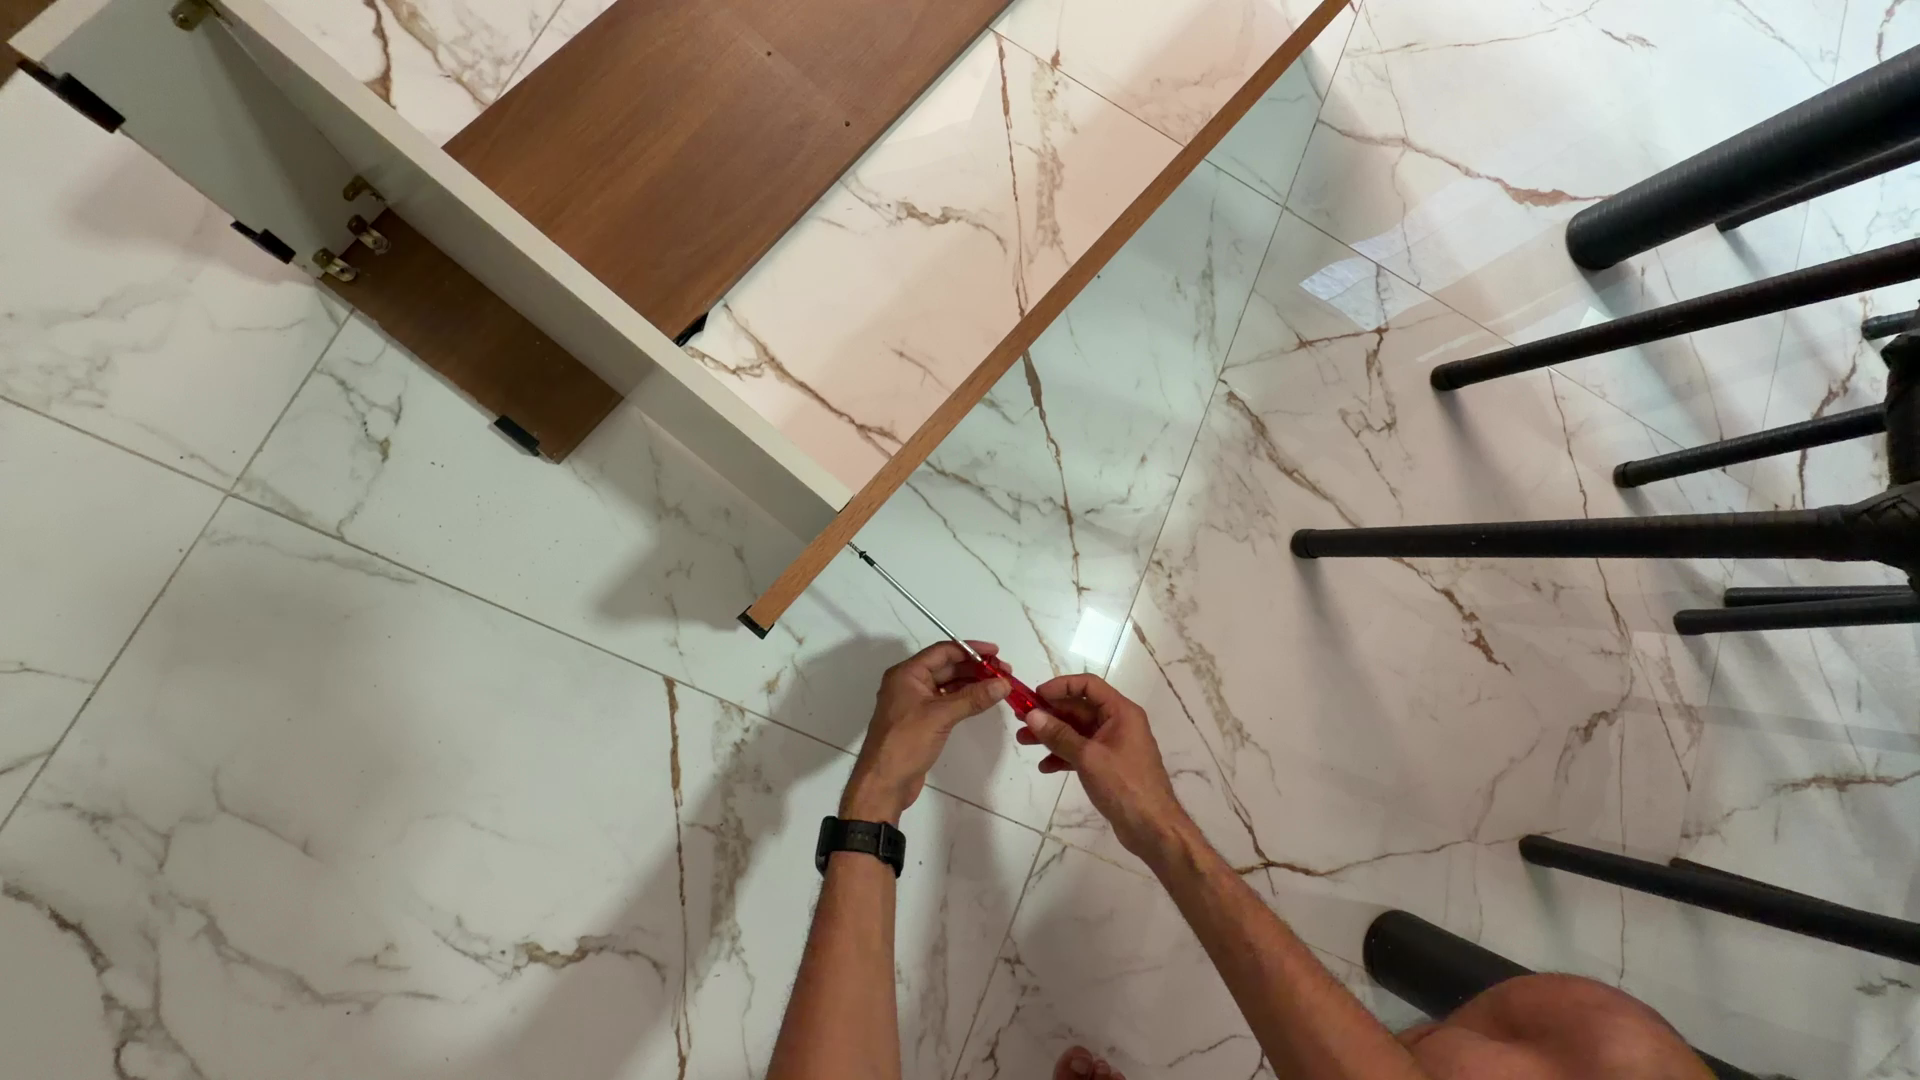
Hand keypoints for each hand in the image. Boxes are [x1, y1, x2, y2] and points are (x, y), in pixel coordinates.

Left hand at [841, 641, 1010, 823]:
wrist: (884, 783)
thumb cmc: (906, 742)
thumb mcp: (941, 716)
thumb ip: (973, 698)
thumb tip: (1003, 684)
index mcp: (907, 673)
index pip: (943, 652)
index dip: (971, 649)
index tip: (996, 652)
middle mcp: (910, 683)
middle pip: (947, 667)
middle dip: (975, 668)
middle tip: (1004, 673)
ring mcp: (915, 702)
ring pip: (948, 685)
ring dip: (972, 684)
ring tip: (999, 686)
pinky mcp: (922, 720)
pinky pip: (946, 701)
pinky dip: (964, 699)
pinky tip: (982, 701)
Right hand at [1018, 674, 1194, 862]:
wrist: (1153, 828)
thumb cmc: (1124, 785)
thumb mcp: (1088, 757)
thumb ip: (1059, 735)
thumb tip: (1032, 715)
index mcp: (1121, 712)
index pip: (1089, 685)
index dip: (1061, 686)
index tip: (1035, 695)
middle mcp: (1118, 723)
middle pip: (1079, 709)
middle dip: (1049, 714)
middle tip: (1020, 719)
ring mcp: (1113, 745)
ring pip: (1077, 731)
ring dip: (1051, 735)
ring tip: (1024, 741)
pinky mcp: (1108, 765)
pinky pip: (1081, 752)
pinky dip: (1063, 756)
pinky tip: (1045, 767)